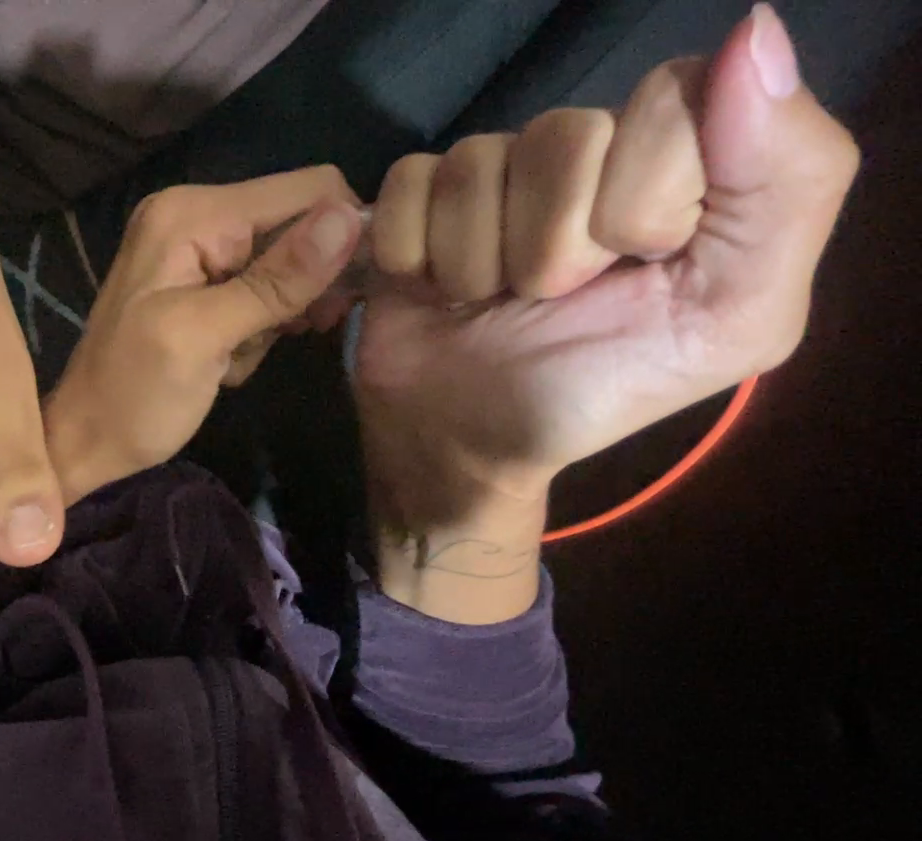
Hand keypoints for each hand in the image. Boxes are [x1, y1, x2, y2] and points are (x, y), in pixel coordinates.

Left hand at [44, 169, 363, 505]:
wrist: (87, 442)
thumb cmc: (135, 397)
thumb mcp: (204, 339)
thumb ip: (274, 282)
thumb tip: (349, 219)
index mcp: (191, 213)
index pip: (308, 190)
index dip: (342, 239)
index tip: (338, 306)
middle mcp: (193, 214)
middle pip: (299, 226)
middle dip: (299, 289)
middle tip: (283, 339)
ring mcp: (194, 250)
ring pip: (285, 265)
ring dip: (275, 318)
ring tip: (234, 358)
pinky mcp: (197, 285)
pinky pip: (259, 292)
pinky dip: (254, 330)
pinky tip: (224, 362)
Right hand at [357, 4, 858, 622]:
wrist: (461, 444)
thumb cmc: (592, 391)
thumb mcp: (734, 320)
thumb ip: (790, 182)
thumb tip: (756, 31)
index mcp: (678, 161)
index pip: (671, 100)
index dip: (639, 198)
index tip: (632, 269)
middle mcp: (581, 152)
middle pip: (564, 135)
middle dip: (548, 246)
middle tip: (544, 301)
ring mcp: (485, 175)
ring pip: (472, 166)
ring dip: (473, 262)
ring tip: (481, 304)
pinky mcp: (406, 204)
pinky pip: (405, 188)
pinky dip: (412, 255)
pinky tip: (429, 290)